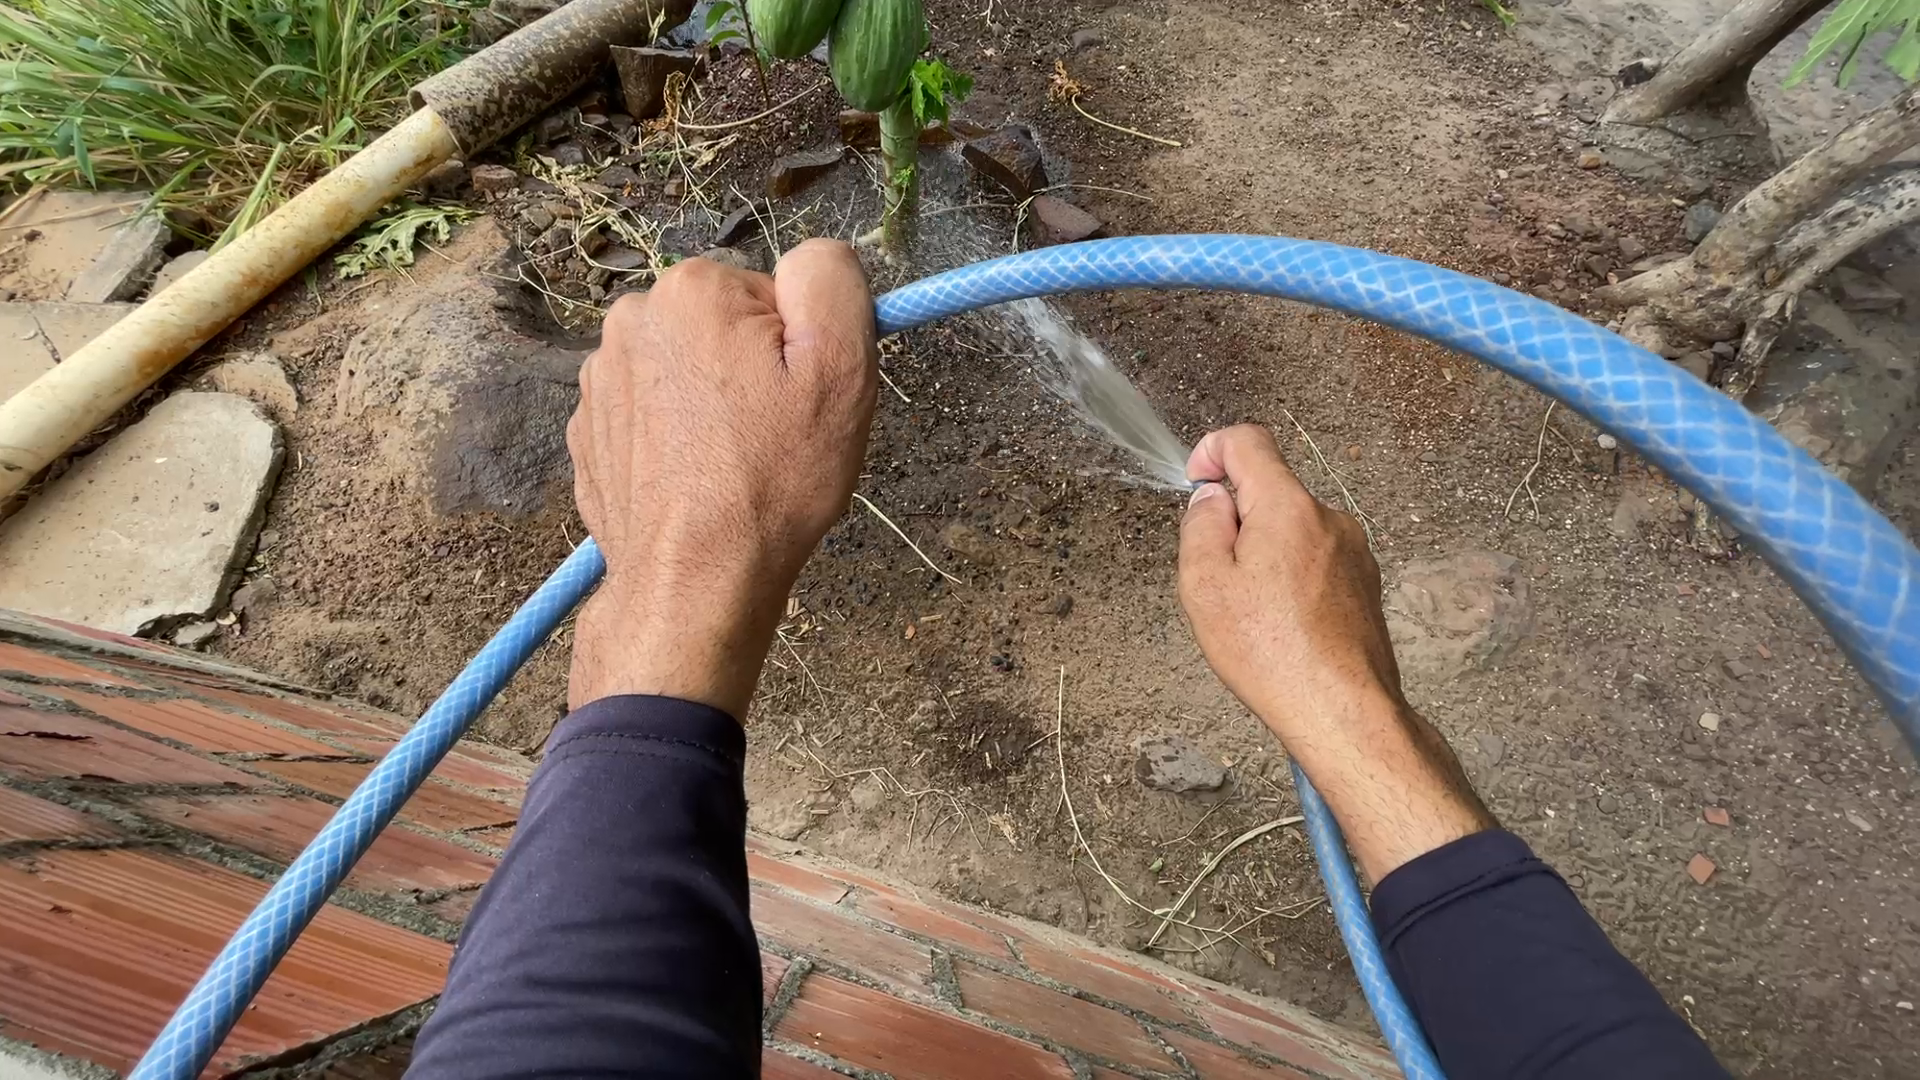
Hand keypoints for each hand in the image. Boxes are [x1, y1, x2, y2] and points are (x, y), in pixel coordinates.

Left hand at [566, 240, 876, 718]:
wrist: (696, 580)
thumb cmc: (775, 478)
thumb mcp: (839, 370)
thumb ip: (833, 283)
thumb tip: (815, 260)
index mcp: (692, 291)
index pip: (771, 296)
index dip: (798, 349)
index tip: (799, 402)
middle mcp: (631, 320)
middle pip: (725, 330)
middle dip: (755, 372)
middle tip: (774, 437)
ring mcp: (599, 381)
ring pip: (688, 373)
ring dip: (715, 405)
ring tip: (736, 466)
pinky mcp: (588, 434)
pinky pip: (653, 417)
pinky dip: (678, 440)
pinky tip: (697, 483)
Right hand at [1179, 425, 1493, 881]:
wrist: (1342, 711)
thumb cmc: (1268, 650)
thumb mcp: (1205, 584)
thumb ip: (1201, 525)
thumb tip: (1212, 499)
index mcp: (1287, 507)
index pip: (1248, 440)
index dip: (1211, 450)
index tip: (1195, 486)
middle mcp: (1328, 517)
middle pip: (1268, 486)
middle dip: (1233, 514)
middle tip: (1215, 572)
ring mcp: (1352, 549)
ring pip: (1289, 524)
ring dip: (1260, 546)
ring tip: (1247, 607)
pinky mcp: (1362, 580)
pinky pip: (1312, 553)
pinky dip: (1286, 569)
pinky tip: (1277, 620)